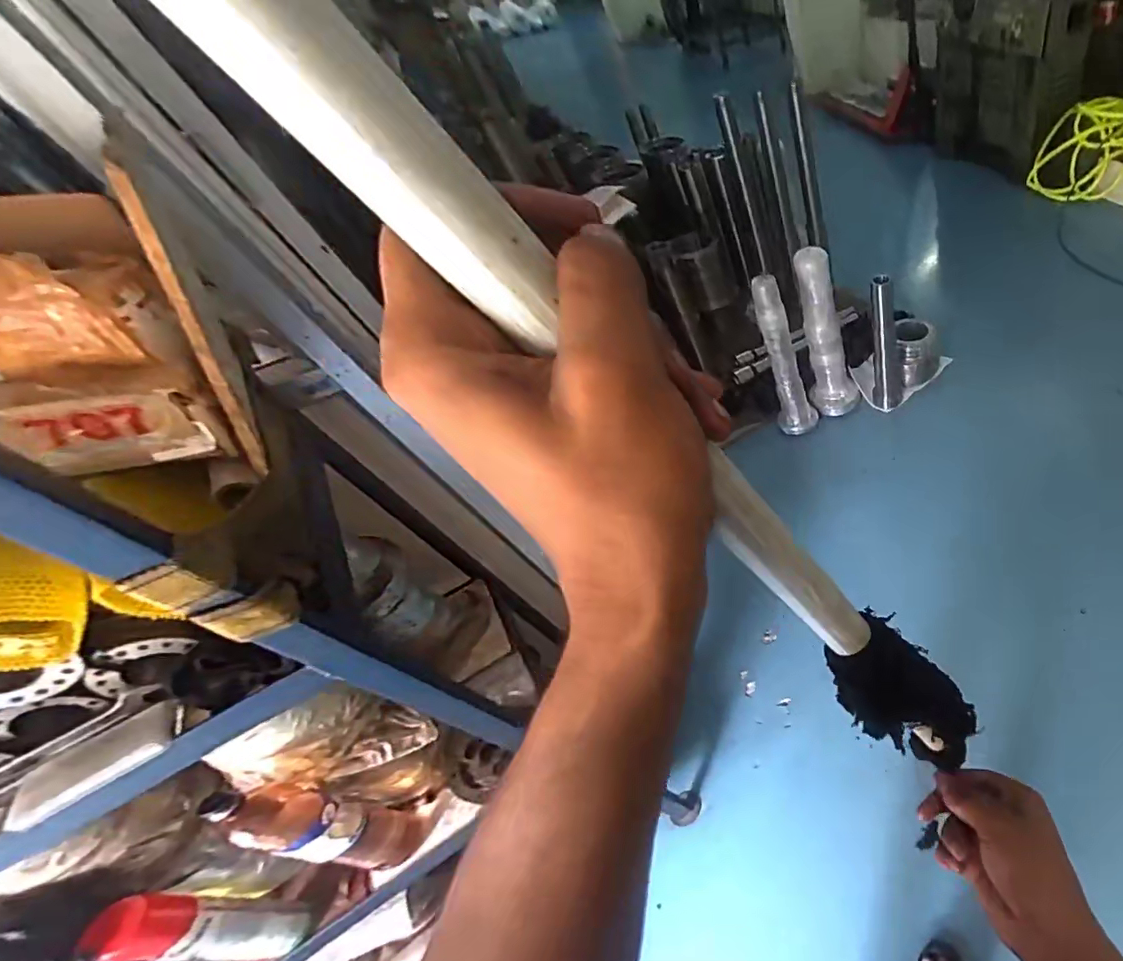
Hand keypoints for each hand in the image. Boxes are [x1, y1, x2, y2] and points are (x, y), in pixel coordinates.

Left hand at [378, 186, 733, 636]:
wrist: (648, 586)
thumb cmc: (626, 489)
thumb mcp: (618, 375)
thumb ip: (599, 287)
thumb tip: (594, 244)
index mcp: (437, 355)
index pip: (428, 232)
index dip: (506, 212)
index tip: (591, 233)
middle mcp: (458, 372)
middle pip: (519, 282)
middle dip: (611, 309)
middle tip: (668, 351)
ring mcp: (508, 401)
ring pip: (572, 327)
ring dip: (647, 353)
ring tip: (695, 399)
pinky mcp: (550, 423)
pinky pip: (592, 370)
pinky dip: (647, 383)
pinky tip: (693, 414)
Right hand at [917, 770, 1103, 960]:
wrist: (1042, 923)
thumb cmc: (1026, 865)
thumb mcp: (997, 826)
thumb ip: (966, 800)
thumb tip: (941, 776)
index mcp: (1015, 798)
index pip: (979, 779)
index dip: (955, 781)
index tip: (932, 787)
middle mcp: (1003, 816)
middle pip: (964, 800)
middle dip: (945, 807)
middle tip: (924, 816)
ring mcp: (990, 842)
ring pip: (956, 825)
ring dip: (951, 837)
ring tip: (960, 857)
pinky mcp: (979, 865)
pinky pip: (955, 849)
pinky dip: (950, 855)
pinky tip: (954, 867)